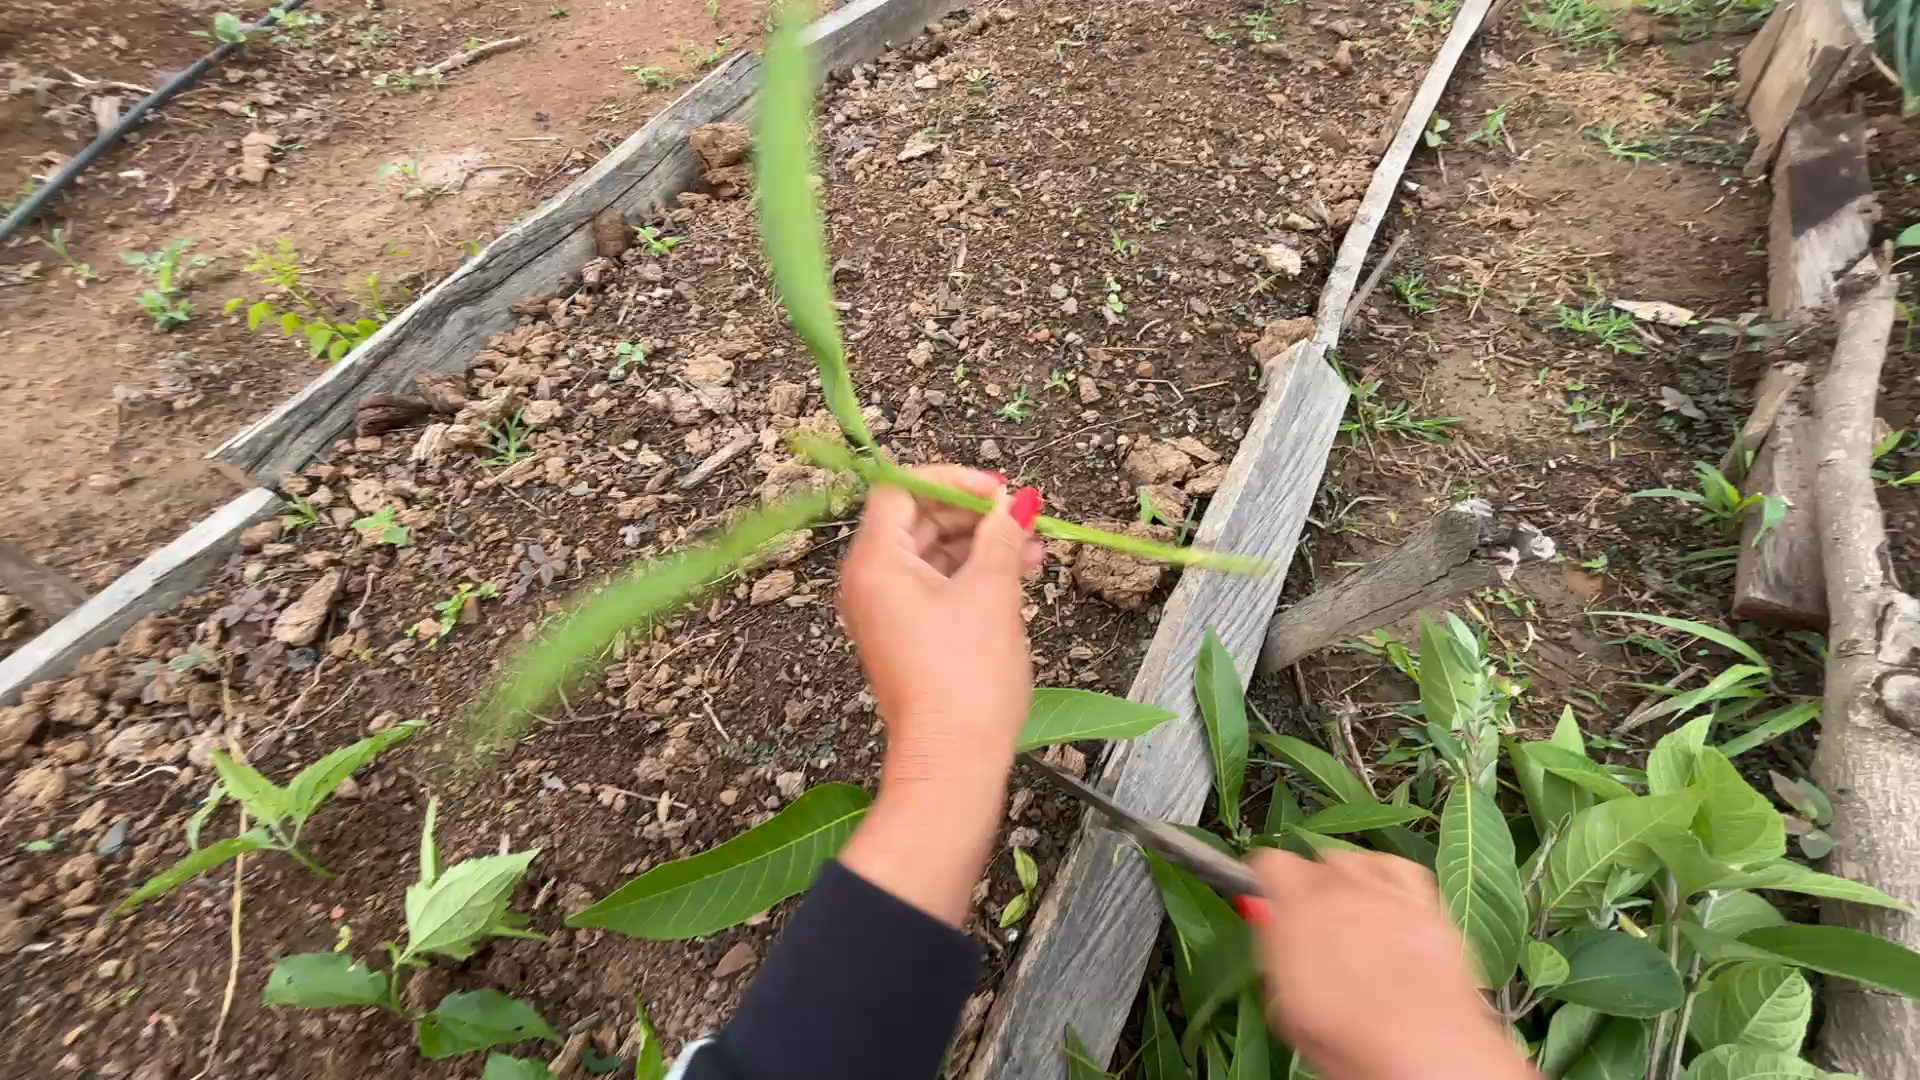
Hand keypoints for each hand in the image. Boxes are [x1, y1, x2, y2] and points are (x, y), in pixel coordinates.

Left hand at [836, 468, 1043, 924]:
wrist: (953, 762)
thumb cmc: (967, 676)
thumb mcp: (991, 592)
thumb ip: (1002, 535)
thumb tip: (1018, 501)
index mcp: (875, 562)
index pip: (902, 490)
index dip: (951, 481)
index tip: (997, 491)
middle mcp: (870, 581)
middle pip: (919, 520)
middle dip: (975, 515)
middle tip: (1023, 518)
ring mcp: (887, 610)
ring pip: (935, 554)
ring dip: (982, 546)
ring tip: (1035, 549)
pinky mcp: (907, 634)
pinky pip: (938, 586)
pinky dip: (974, 576)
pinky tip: (1020, 573)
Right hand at [1242, 850, 1534, 1079]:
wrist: (1427, 1052)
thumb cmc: (1352, 1036)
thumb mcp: (1288, 1003)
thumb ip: (1277, 956)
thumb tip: (1275, 935)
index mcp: (1295, 904)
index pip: (1268, 862)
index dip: (1267, 885)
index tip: (1270, 907)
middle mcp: (1337, 887)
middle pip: (1310, 862)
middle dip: (1305, 889)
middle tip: (1310, 928)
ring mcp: (1381, 891)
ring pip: (1351, 859)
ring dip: (1343, 880)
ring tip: (1347, 915)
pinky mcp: (1423, 904)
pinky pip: (1397, 868)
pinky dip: (1385, 876)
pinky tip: (1382, 900)